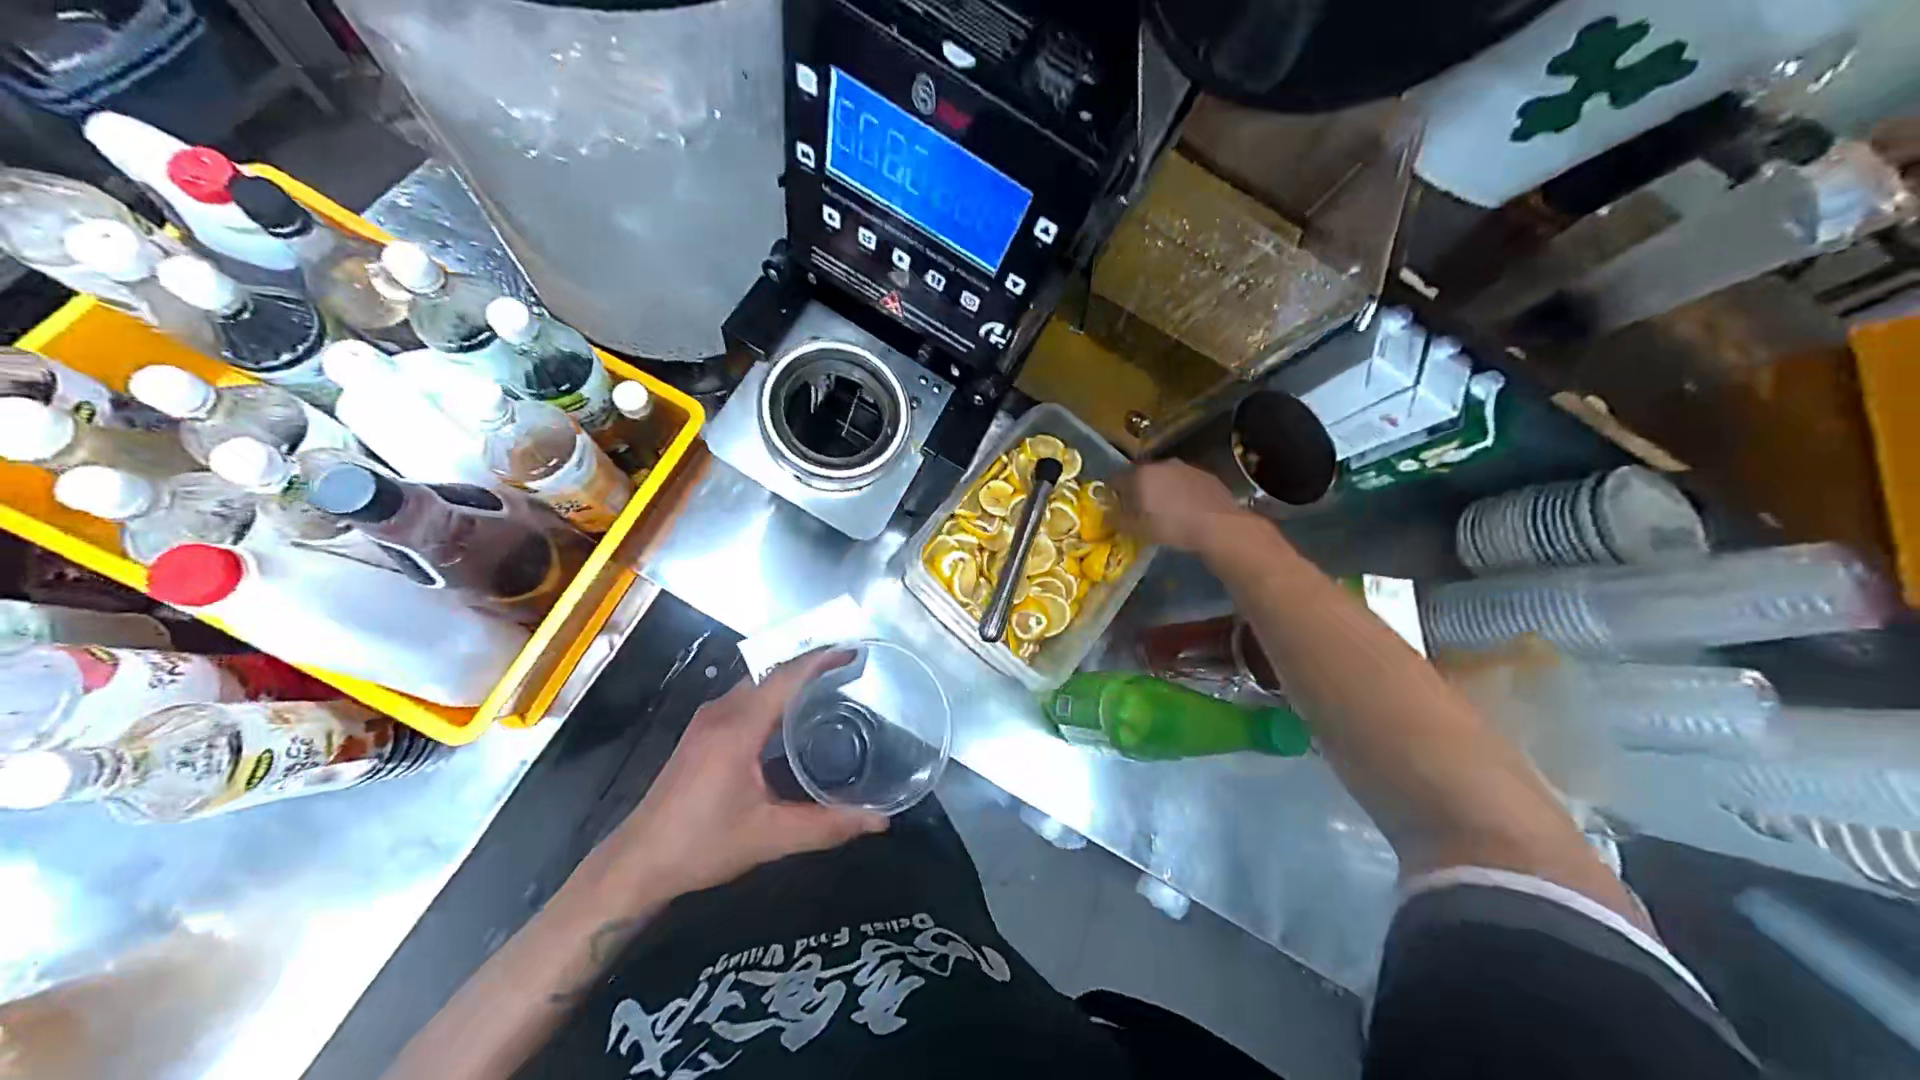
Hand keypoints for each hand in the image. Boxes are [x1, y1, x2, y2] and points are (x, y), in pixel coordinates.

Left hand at [607, 649, 888, 897]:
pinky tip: (791, 718)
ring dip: (790, 681)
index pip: (785, 678)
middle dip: (811, 667)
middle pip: (771, 674)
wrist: (637, 863)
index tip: (853, 651)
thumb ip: (826, 826)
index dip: (821, 660)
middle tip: (851, 672)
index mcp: (737, 728)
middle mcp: (721, 713)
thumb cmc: (701, 846)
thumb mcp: (769, 838)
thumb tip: (879, 822)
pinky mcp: (701, 733)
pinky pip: (744, 699)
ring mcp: (706, 721)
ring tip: (830, 689)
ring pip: (756, 685)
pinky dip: (773, 697)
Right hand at [1120, 461, 1247, 552]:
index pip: (1116, 479)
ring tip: (1165, 511)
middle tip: (1139, 510)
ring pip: (1165, 477)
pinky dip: (1181, 493)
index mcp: (1141, 474)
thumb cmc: (1171, 526)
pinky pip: (1185, 483)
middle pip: (1142, 476)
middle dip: (1138, 490)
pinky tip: (1186, 509)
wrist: (1218, 526)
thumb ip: (1119, 520)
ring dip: (1161, 490)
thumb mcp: (1138, 530)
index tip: (1115, 507)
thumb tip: (1109, 516)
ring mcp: (1186, 468)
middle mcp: (1162, 465)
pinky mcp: (1206, 476)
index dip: (1113, 494)